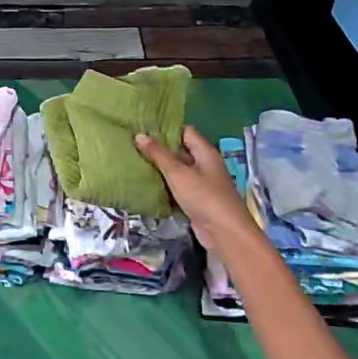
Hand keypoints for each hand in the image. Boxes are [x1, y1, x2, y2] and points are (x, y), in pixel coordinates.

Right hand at [134, 125, 257, 248]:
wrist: (224, 232)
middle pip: (180, 151)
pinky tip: (145, 184)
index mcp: (205, 152)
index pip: (185, 131)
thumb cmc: (204, 197)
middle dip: (159, 148)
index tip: (144, 126)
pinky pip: (177, 188)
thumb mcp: (178, 173)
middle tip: (133, 144)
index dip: (166, 128)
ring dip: (160, 168)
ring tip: (134, 161)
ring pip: (177, 171)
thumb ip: (158, 154)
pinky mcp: (196, 200)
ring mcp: (201, 183)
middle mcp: (205, 165)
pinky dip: (164, 186)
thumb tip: (139, 135)